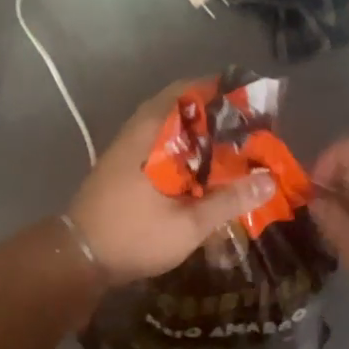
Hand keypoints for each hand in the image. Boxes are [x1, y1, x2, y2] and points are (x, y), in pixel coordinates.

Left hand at [66, 80, 277, 285]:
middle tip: (249, 126)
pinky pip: (161, 140)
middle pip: (181, 104)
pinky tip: (205, 166)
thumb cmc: (133, 235)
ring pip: (170, 122)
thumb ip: (229, 200)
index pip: (190, 91)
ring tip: (234, 145)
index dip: (223, 92)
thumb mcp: (188, 224)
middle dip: (215, 111)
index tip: (253, 100)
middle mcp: (138, 127)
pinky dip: (185, 144)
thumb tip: (269, 179)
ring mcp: (128, 144)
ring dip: (200, 129)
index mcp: (151, 130)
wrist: (78, 258)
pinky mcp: (124, 162)